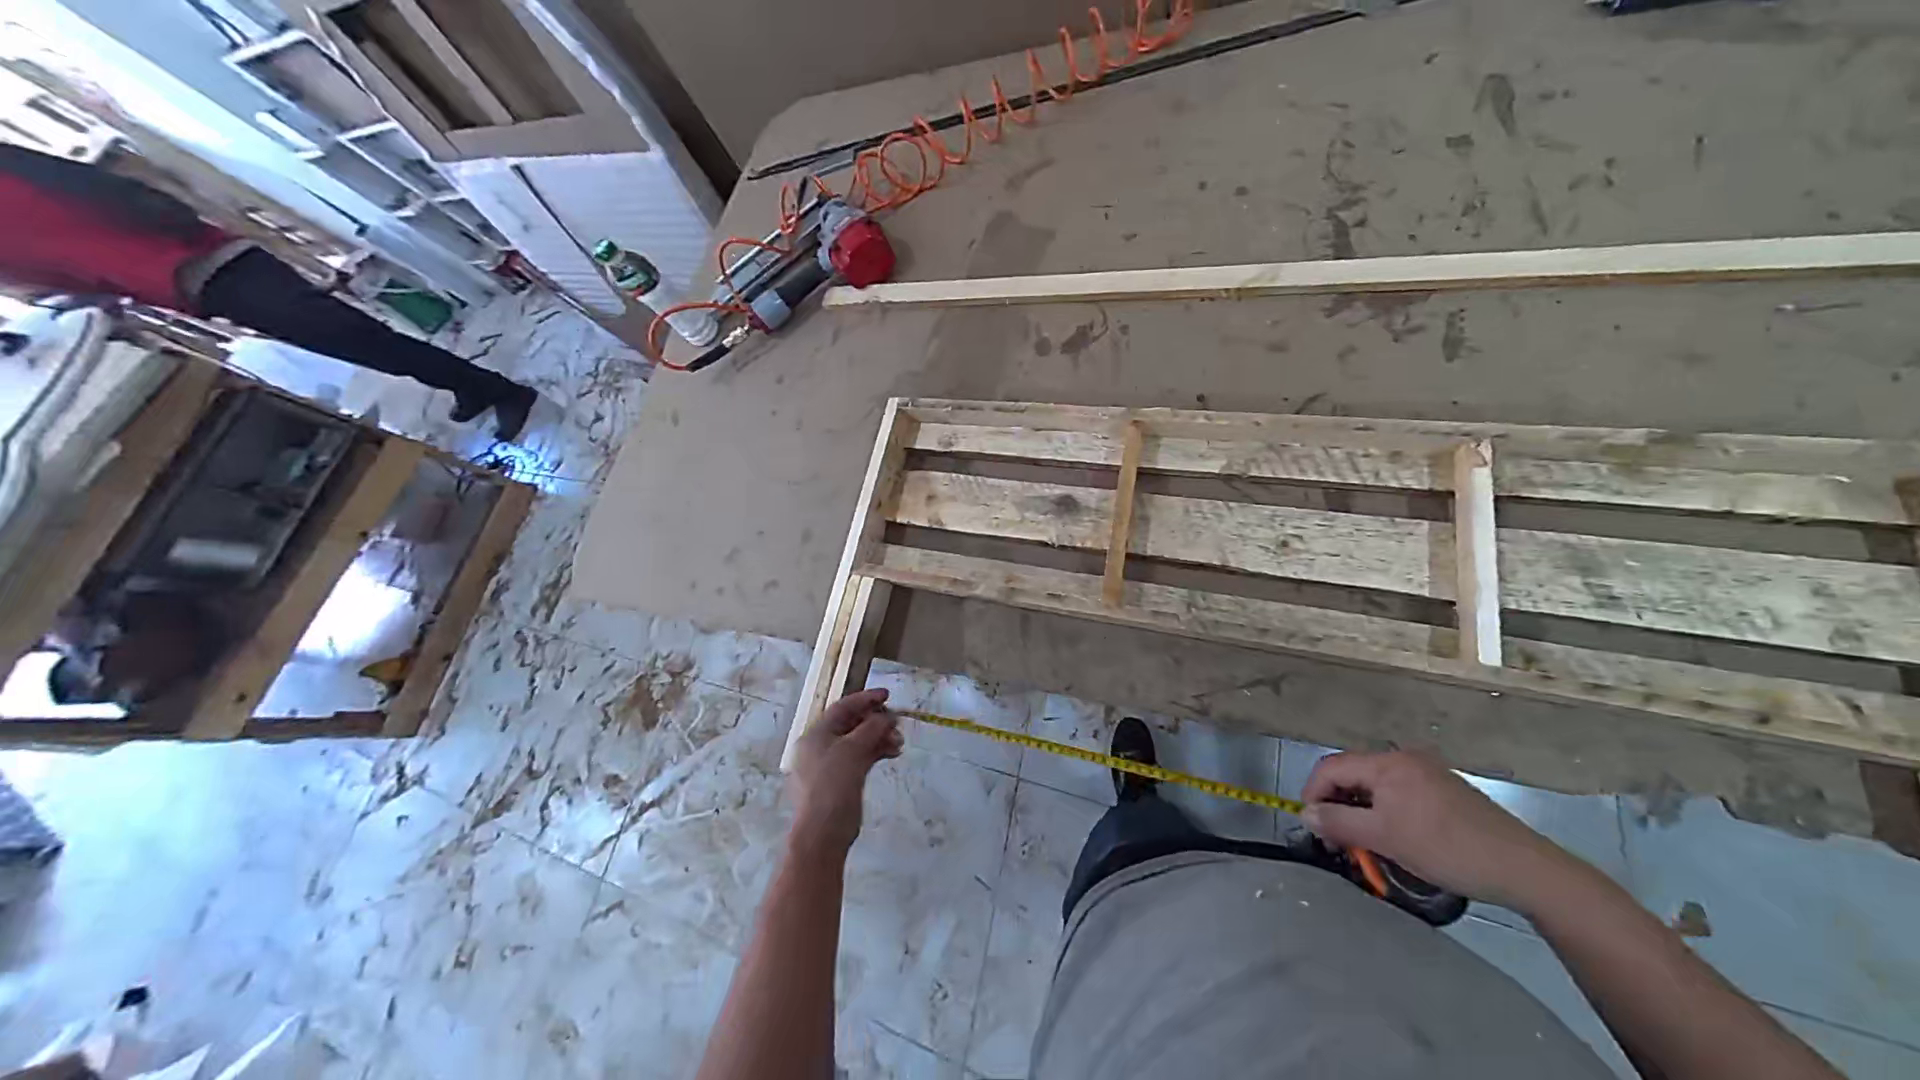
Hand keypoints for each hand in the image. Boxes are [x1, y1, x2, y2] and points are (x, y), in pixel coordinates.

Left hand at [787, 688, 903, 857]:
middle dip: (876, 721)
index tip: (887, 695)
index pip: (843, 707)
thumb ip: (871, 728)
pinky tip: (893, 752)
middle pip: (852, 724)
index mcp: (816, 734)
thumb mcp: (852, 750)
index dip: (865, 699)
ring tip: (899, 742)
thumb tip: (887, 717)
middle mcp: (821, 746)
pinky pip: (861, 757)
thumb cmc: (832, 784)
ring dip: (880, 737)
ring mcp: (832, 764)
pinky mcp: (842, 780)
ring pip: (859, 742)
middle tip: (897, 722)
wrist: (823, 831)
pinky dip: (877, 752)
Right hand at [1301, 750, 1578, 911]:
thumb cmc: (1447, 849)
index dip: (1313, 795)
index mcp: (1388, 763)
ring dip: (1361, 811)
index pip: (1330, 768)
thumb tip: (1304, 814)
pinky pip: (1399, 794)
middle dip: (1337, 805)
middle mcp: (1405, 759)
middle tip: (1337, 840)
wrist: (1526, 869)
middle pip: (1352, 774)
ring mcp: (1428, 773)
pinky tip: (1394, 837)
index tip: (1313, 827)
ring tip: (1365, 842)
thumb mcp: (1384, 838)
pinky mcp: (1445, 791)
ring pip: (1376, 786)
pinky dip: (1385, 812)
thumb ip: (1338, 823)